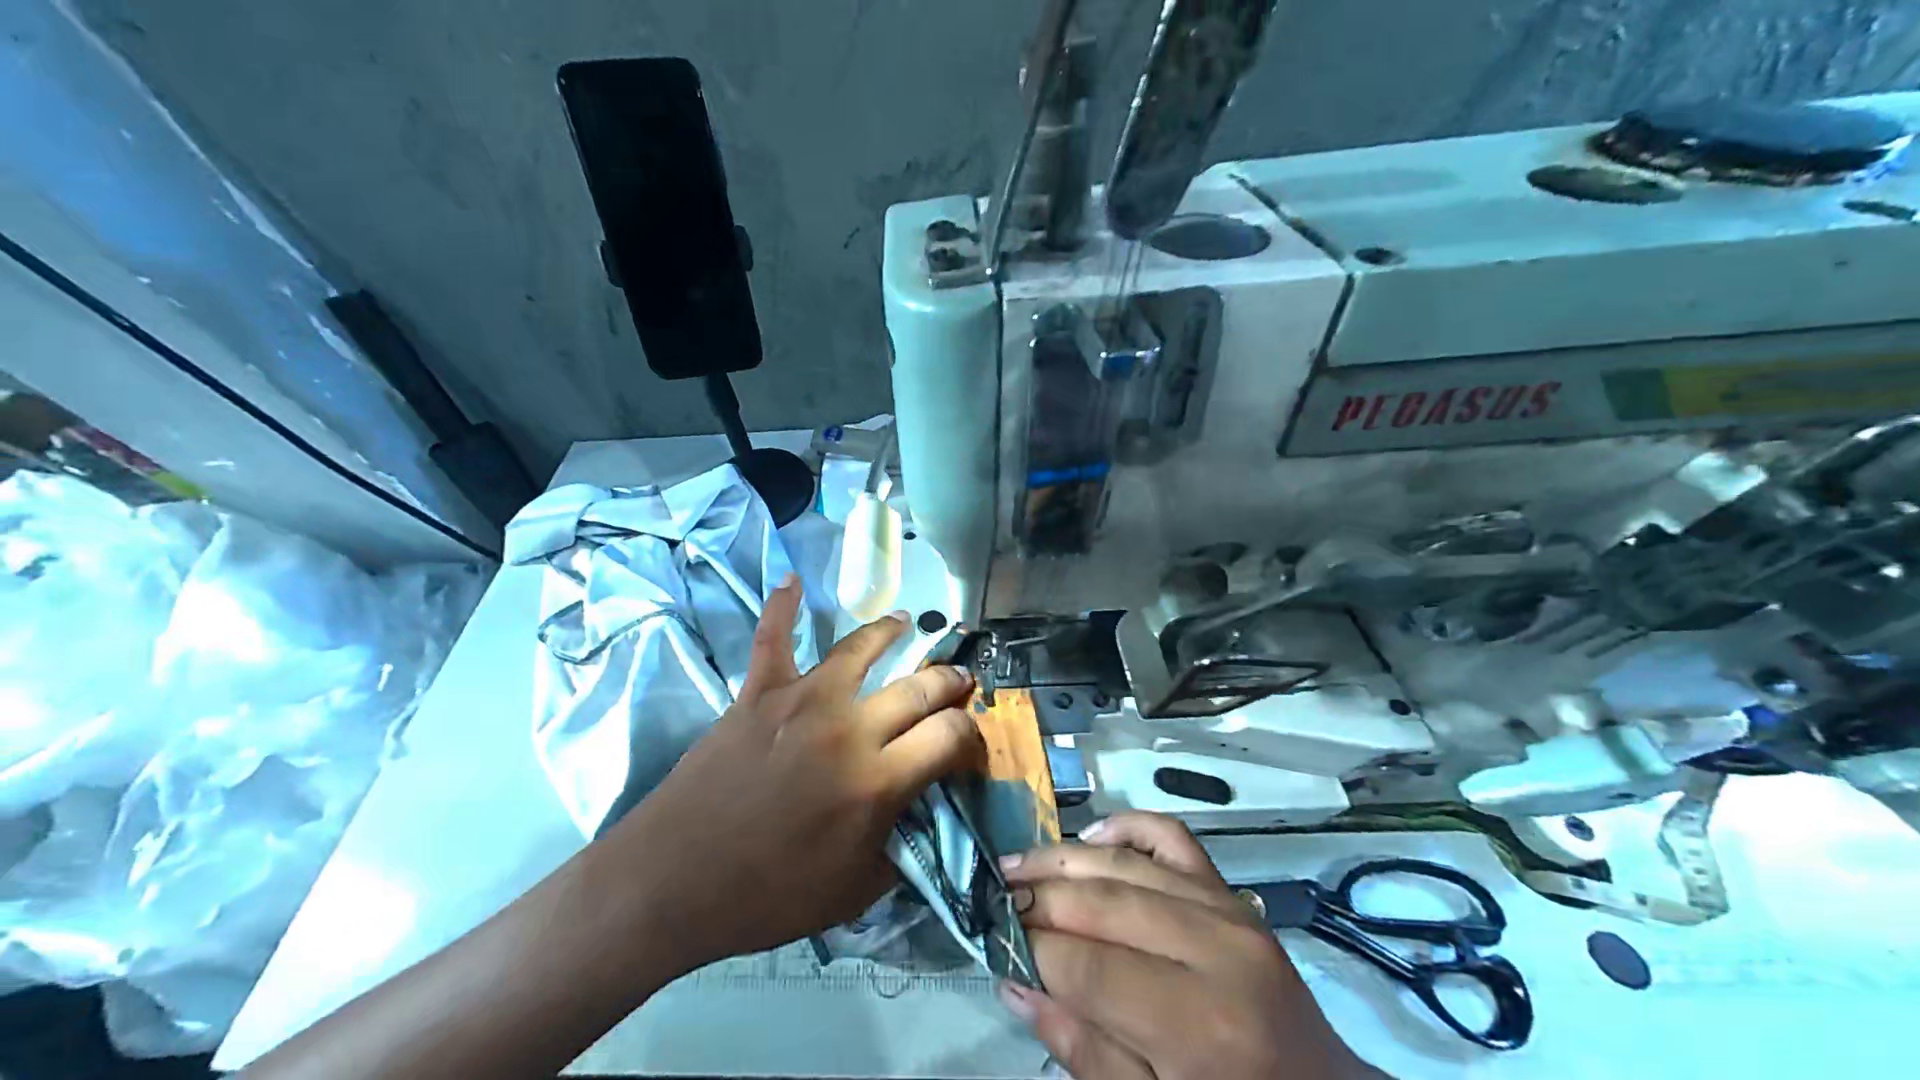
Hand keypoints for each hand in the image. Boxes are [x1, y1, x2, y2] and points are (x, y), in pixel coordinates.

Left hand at [604, 576, 981, 973]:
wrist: (672, 882)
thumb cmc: (767, 896)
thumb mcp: (856, 891)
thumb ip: (903, 847)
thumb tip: (923, 811)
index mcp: (878, 781)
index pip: (950, 735)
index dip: (972, 733)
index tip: (970, 741)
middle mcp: (849, 728)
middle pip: (918, 687)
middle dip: (949, 681)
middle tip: (958, 680)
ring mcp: (801, 702)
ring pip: (858, 649)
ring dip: (889, 631)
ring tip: (905, 622)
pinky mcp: (758, 694)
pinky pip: (772, 639)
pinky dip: (782, 607)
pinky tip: (793, 581)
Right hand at [998, 813, 1379, 1079]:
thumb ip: (1083, 1050)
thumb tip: (1014, 983)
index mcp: (1199, 1026)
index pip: (1090, 965)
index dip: (1031, 948)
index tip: (992, 938)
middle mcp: (1216, 951)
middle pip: (1104, 903)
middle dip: (1038, 897)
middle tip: (994, 896)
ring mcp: (1230, 911)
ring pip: (1128, 864)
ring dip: (1064, 858)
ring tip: (1017, 864)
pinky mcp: (1233, 893)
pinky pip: (1174, 838)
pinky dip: (1129, 827)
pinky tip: (1093, 838)